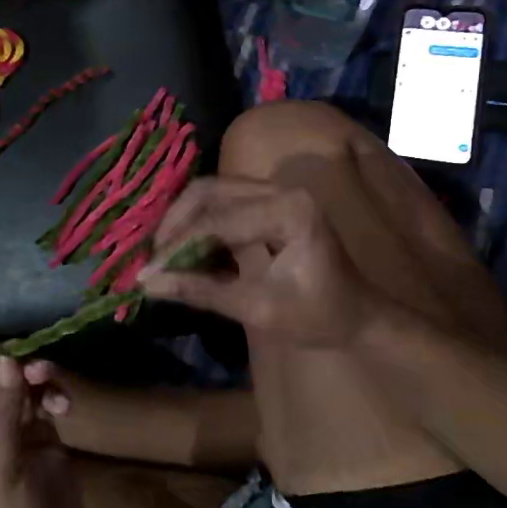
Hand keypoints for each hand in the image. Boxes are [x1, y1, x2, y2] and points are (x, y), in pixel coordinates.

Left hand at [0, 357, 85, 507]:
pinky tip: (65, 405)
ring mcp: (15, 438)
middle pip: (0, 387)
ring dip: (40, 383)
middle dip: (20, 374)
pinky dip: (54, 398)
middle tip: (42, 367)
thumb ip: (4, 412)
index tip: (18, 351)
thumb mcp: (3, 467)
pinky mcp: (44, 442)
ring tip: (55, 386)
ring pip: (25, 393)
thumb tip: (6, 358)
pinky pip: (45, 406)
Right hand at [140, 177, 380, 347]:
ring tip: (160, 254)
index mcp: (290, 211)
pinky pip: (223, 204)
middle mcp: (282, 190)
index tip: (146, 273)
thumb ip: (202, 291)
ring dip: (182, 221)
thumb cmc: (318, 317)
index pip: (218, 220)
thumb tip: (148, 284)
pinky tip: (183, 251)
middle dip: (174, 223)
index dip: (178, 246)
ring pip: (211, 193)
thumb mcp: (258, 309)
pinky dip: (198, 224)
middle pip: (209, 192)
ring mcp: (276, 192)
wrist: (360, 317)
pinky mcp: (269, 203)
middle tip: (150, 258)